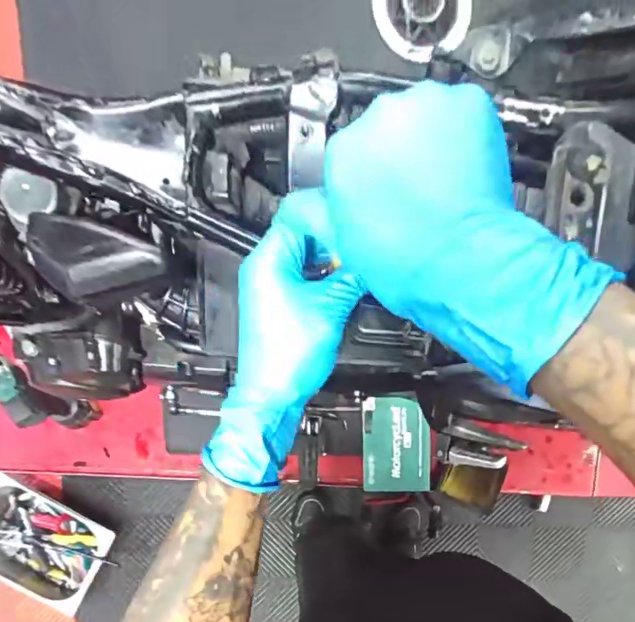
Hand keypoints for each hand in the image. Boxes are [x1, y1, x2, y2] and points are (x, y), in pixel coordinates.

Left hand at [202, 190, 364, 490]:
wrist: (272, 393)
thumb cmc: (287, 357)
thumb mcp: (330, 309)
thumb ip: (352, 277)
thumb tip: (371, 261)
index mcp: (267, 259)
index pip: (298, 214)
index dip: (329, 216)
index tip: (353, 223)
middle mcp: (264, 267)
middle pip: (304, 235)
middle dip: (335, 242)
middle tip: (360, 250)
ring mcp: (271, 286)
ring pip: (307, 259)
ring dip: (332, 263)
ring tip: (355, 271)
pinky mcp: (280, 304)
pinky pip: (305, 279)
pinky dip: (325, 280)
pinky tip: (343, 289)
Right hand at [322, 82, 620, 395]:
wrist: (466, 267)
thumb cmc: (417, 269)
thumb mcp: (355, 251)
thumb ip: (342, 215)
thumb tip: (338, 209)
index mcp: (344, 158)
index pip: (354, 150)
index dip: (376, 173)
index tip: (390, 188)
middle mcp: (377, 122)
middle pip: (389, 126)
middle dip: (405, 154)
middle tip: (424, 193)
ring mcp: (424, 109)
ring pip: (428, 113)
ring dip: (437, 141)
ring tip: (450, 187)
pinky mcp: (467, 106)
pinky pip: (467, 111)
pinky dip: (472, 136)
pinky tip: (470, 174)